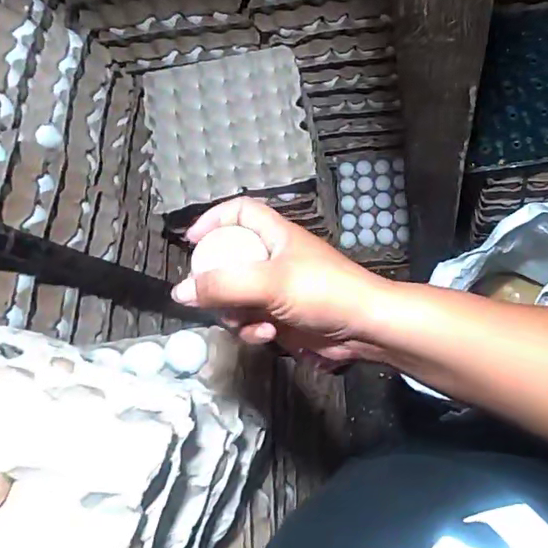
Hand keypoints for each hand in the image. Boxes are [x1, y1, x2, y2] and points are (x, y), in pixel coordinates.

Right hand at [171, 198, 395, 362]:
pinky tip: (268, 335)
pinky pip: (253, 321)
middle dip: (218, 285)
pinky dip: (254, 329)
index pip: (241, 212)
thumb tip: (181, 291)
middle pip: (229, 262)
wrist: (366, 328)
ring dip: (236, 314)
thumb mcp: (271, 283)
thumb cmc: (325, 292)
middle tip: (215, 300)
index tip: (192, 243)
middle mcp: (276, 259)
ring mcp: (279, 290)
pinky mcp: (284, 317)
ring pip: (236, 298)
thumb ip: (223, 285)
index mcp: (277, 236)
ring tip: (252, 322)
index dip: (214, 219)